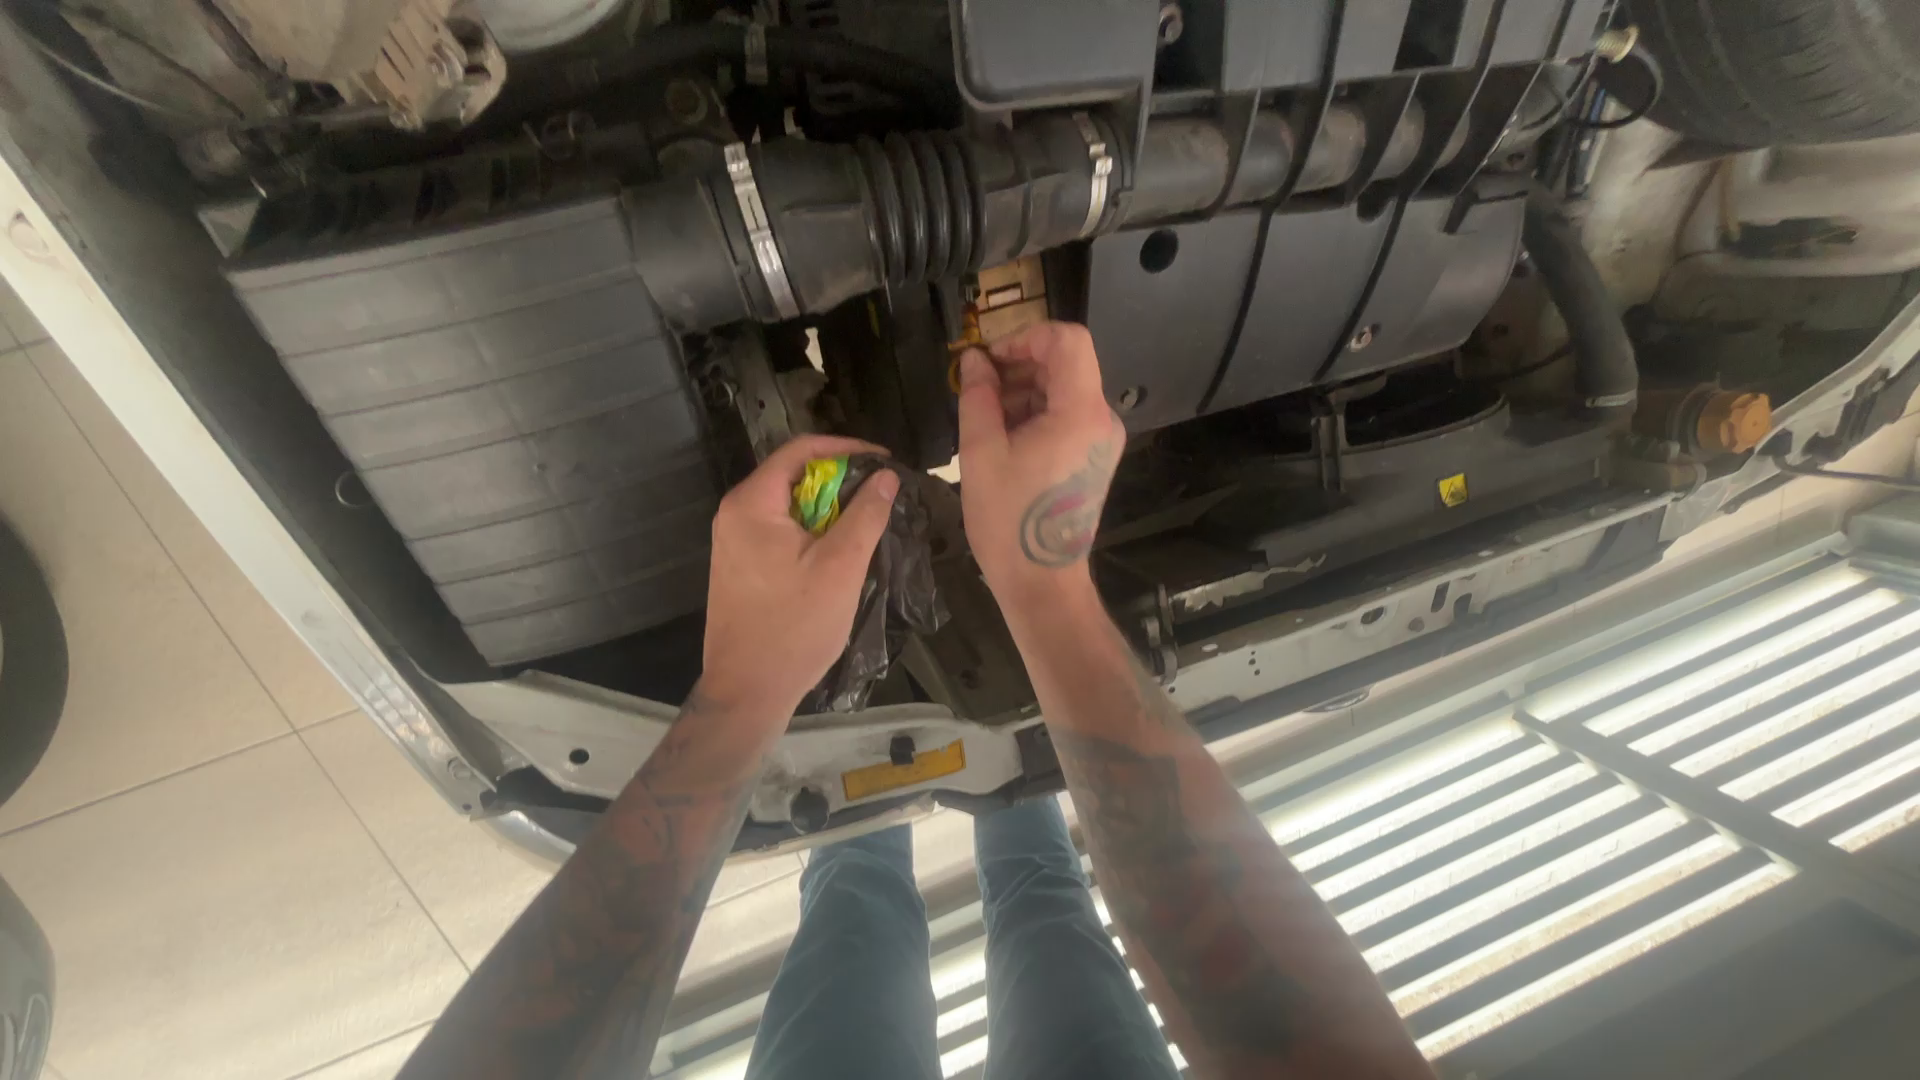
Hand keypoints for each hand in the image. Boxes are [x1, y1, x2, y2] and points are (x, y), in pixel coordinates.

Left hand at [702, 434, 899, 720]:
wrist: (748, 690)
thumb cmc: (795, 627)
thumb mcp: (841, 567)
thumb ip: (866, 515)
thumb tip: (887, 477)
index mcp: (752, 503)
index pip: (801, 450)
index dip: (847, 449)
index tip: (885, 462)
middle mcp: (735, 513)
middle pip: (793, 475)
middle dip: (841, 481)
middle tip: (880, 497)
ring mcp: (733, 541)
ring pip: (789, 505)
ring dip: (829, 509)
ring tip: (866, 524)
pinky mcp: (740, 565)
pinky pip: (780, 530)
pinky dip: (812, 531)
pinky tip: (838, 552)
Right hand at [957, 321, 1123, 609]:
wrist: (1041, 580)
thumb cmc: (1008, 520)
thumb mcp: (980, 454)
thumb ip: (977, 397)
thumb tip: (974, 361)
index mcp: (1080, 412)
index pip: (1067, 340)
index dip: (1025, 337)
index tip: (990, 359)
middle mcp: (1101, 420)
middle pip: (1065, 364)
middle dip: (1019, 366)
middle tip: (978, 389)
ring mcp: (1102, 440)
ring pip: (1064, 390)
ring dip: (1024, 392)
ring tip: (986, 419)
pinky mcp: (1094, 458)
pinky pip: (1067, 417)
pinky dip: (1036, 414)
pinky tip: (1005, 438)